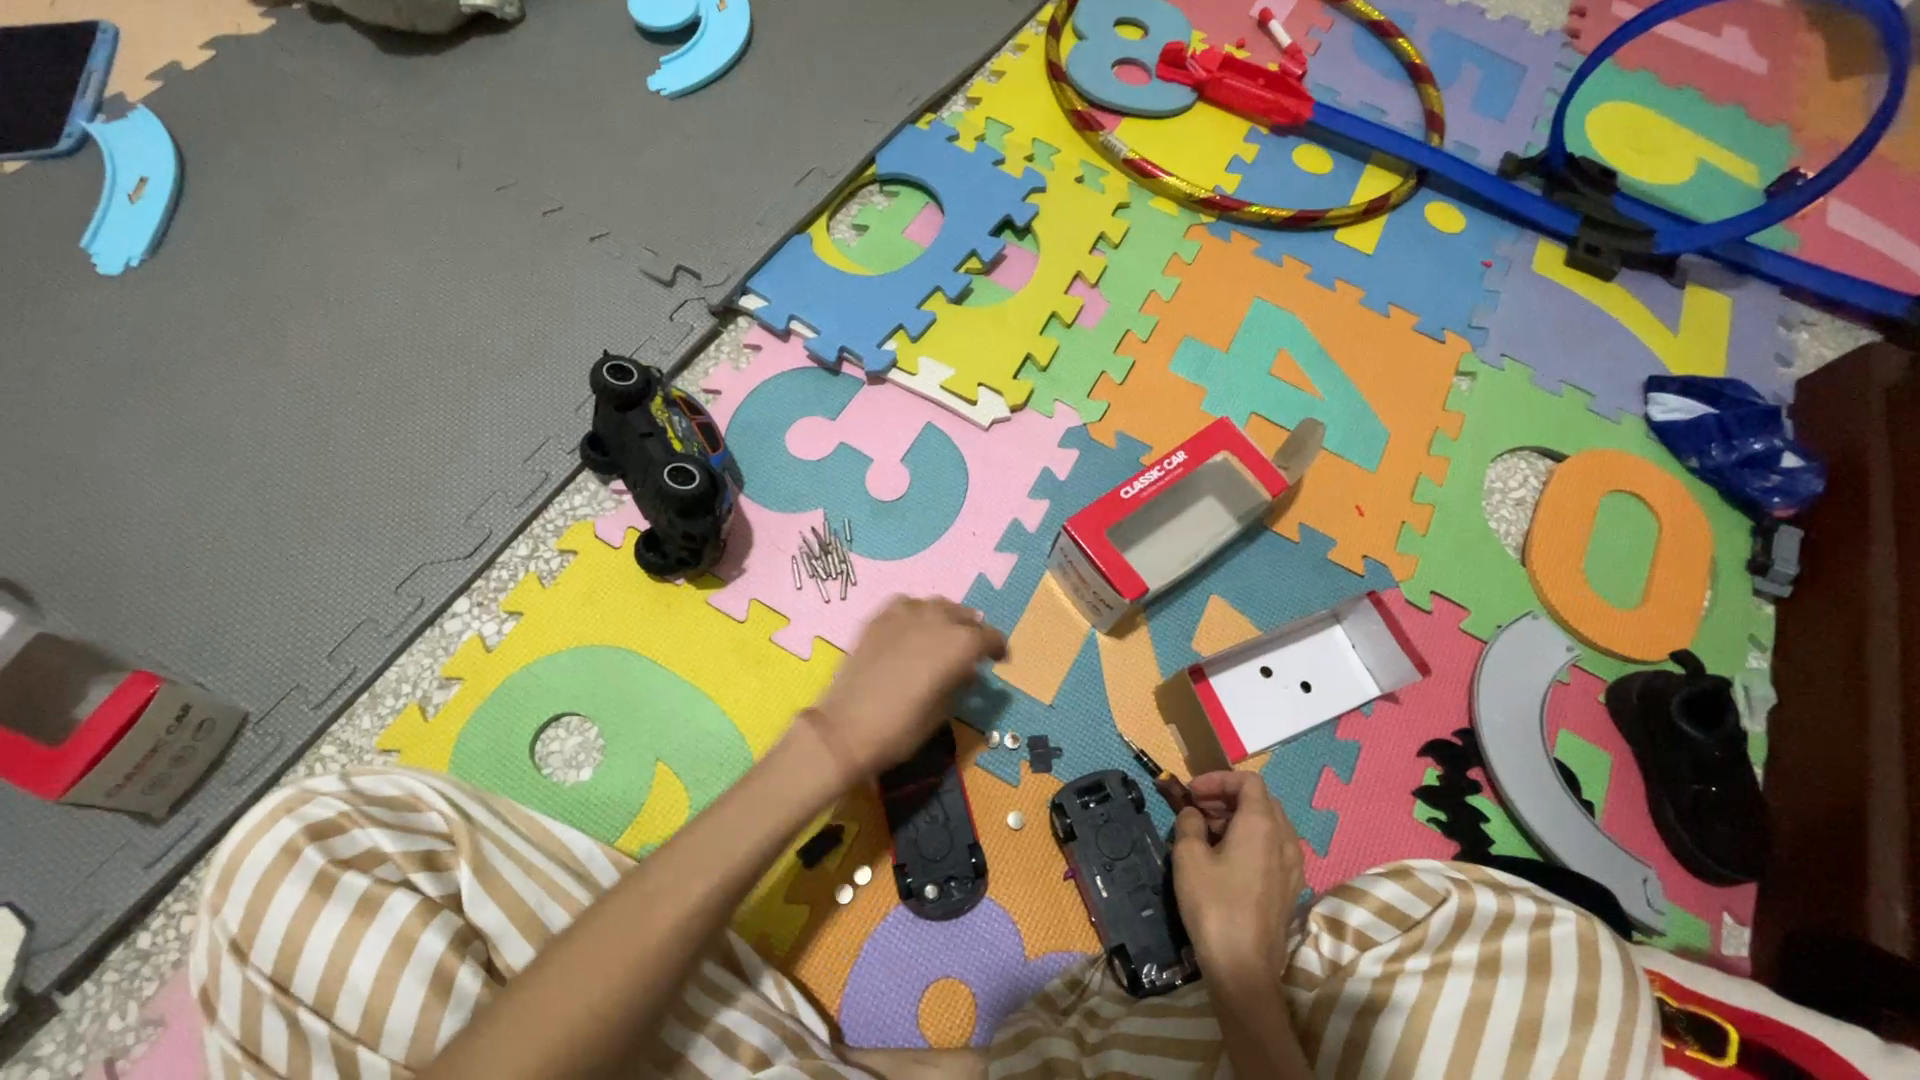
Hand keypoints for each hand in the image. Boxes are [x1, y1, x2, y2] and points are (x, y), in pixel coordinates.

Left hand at [804, 596, 1007, 785]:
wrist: (846, 729)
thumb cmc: (902, 728)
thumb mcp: (943, 710)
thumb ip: (960, 683)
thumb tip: (966, 671)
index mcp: (961, 644)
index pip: (990, 637)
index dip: (998, 648)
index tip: (999, 660)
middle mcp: (937, 619)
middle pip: (964, 616)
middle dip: (972, 632)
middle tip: (970, 652)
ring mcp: (904, 614)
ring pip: (936, 605)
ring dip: (945, 619)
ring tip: (942, 636)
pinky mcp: (878, 619)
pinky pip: (906, 605)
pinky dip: (916, 614)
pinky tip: (912, 629)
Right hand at [1171, 771, 1304, 988]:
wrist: (1243, 966)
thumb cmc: (1213, 904)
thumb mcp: (1188, 857)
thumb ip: (1189, 824)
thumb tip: (1193, 814)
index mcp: (1262, 823)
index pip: (1248, 781)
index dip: (1218, 779)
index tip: (1191, 792)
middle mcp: (1285, 838)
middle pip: (1261, 800)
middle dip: (1227, 797)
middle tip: (1195, 809)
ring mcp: (1293, 864)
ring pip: (1269, 824)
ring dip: (1238, 818)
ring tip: (1206, 832)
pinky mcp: (1290, 887)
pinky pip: (1273, 847)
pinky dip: (1250, 839)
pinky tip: (1226, 858)